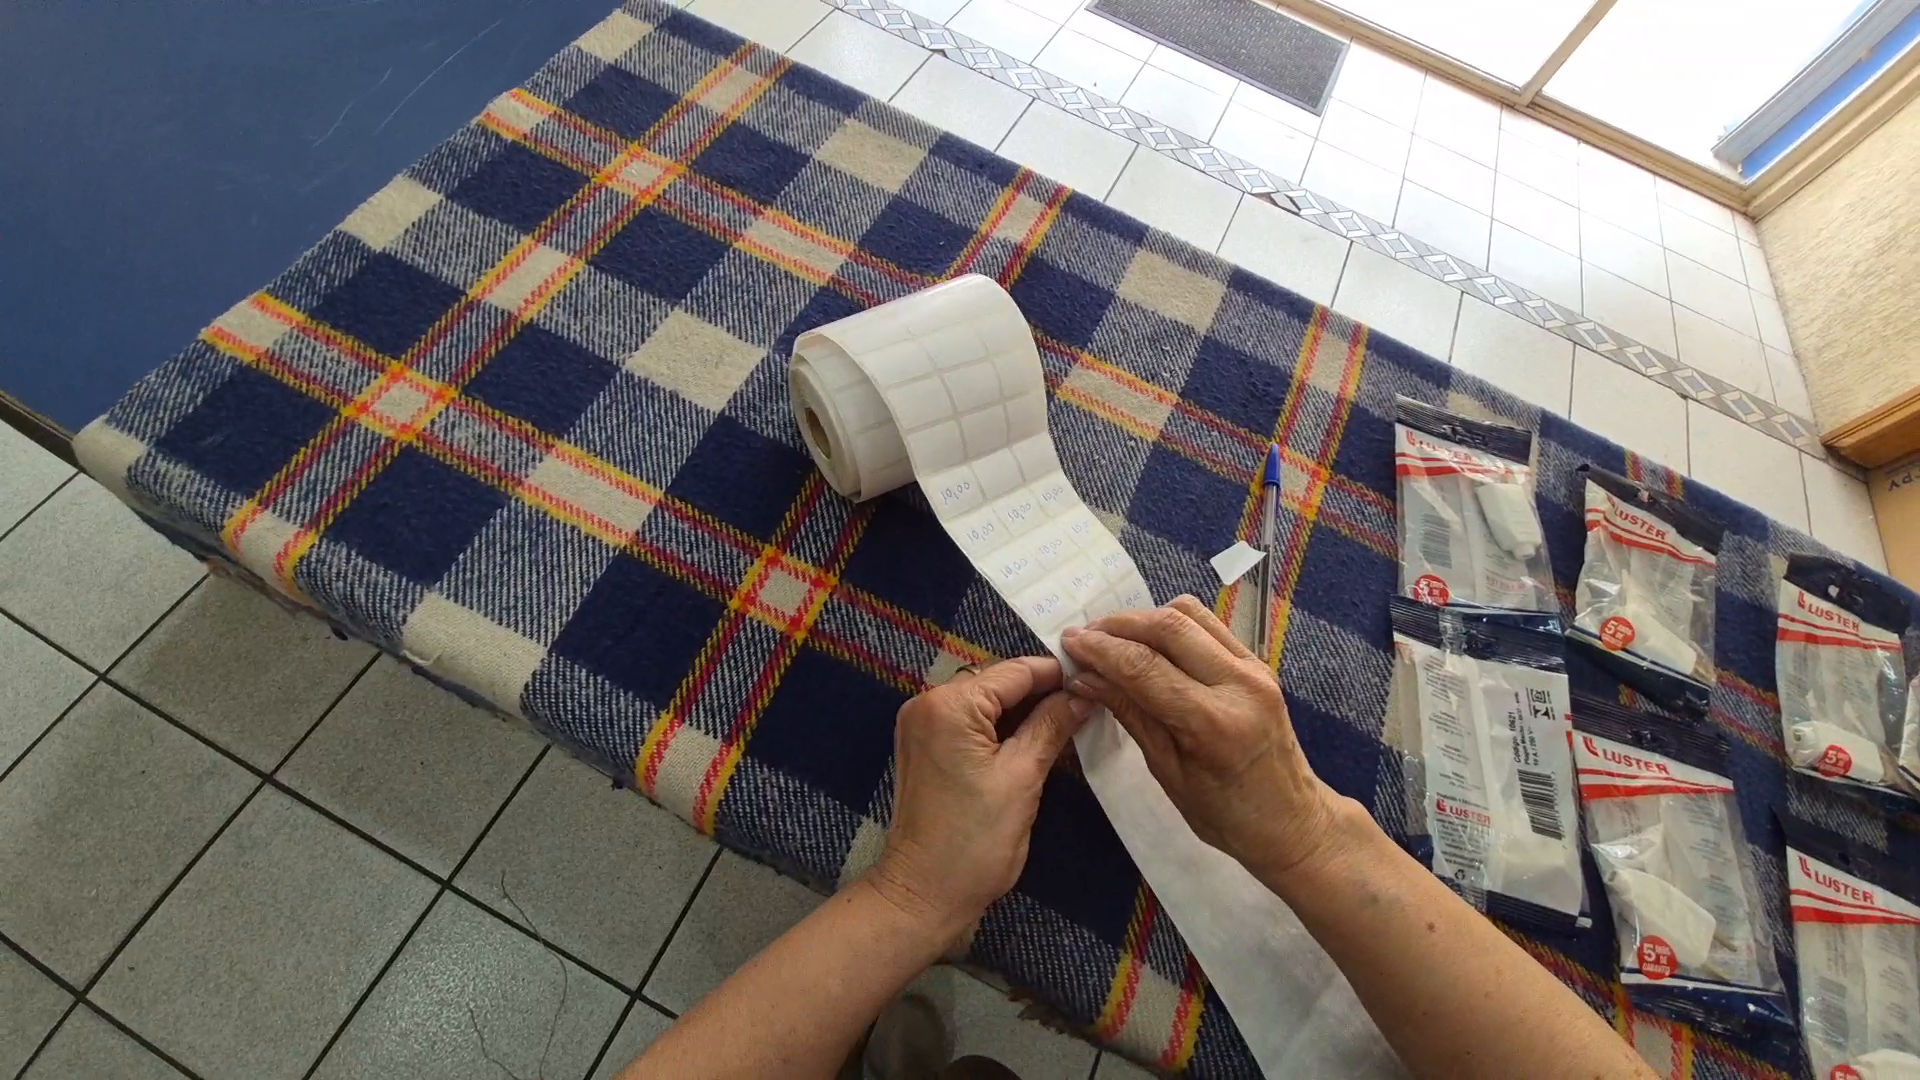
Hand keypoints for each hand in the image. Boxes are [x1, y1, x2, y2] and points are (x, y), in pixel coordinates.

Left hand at [866, 657, 1093, 942]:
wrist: (923, 894)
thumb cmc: (975, 841)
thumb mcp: (1022, 778)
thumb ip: (1052, 726)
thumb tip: (1083, 694)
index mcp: (949, 704)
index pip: (1013, 671)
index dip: (1056, 673)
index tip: (1095, 678)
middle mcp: (927, 701)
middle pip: (996, 680)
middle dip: (1040, 690)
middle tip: (1085, 700)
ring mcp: (920, 722)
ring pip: (983, 699)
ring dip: (1021, 708)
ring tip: (1066, 717)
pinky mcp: (922, 743)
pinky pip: (968, 719)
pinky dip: (998, 724)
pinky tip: (1031, 735)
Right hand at [1060, 596, 1348, 877]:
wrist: (1292, 821)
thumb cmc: (1225, 813)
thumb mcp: (1166, 770)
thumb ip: (1129, 713)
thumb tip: (1084, 678)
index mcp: (1214, 723)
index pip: (1144, 667)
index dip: (1101, 650)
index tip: (1069, 642)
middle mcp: (1239, 684)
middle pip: (1168, 626)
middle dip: (1118, 625)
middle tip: (1085, 636)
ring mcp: (1254, 667)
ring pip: (1189, 614)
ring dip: (1144, 618)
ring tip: (1114, 638)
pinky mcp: (1257, 661)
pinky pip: (1207, 624)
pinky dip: (1170, 624)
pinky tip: (1149, 643)